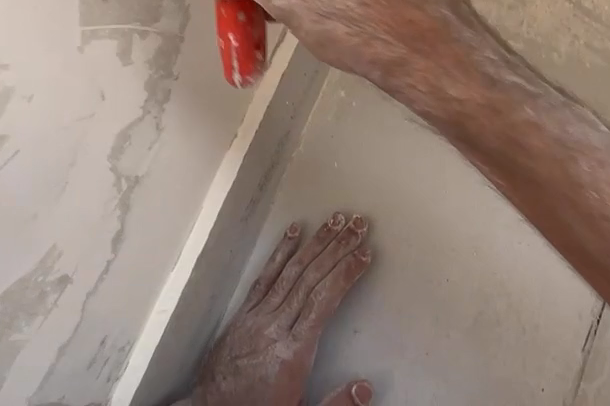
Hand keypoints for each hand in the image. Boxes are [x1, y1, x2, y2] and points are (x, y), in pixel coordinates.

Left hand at [189, 214, 374, 405]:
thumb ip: (335, 405)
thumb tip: (365, 389)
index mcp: (292, 353)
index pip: (324, 301)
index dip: (345, 273)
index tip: (364, 253)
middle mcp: (275, 326)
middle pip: (311, 278)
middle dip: (337, 248)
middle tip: (358, 225)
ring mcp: (257, 316)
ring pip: (291, 271)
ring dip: (316, 243)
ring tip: (335, 221)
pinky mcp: (244, 313)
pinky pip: (264, 277)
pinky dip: (280, 252)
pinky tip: (293, 232)